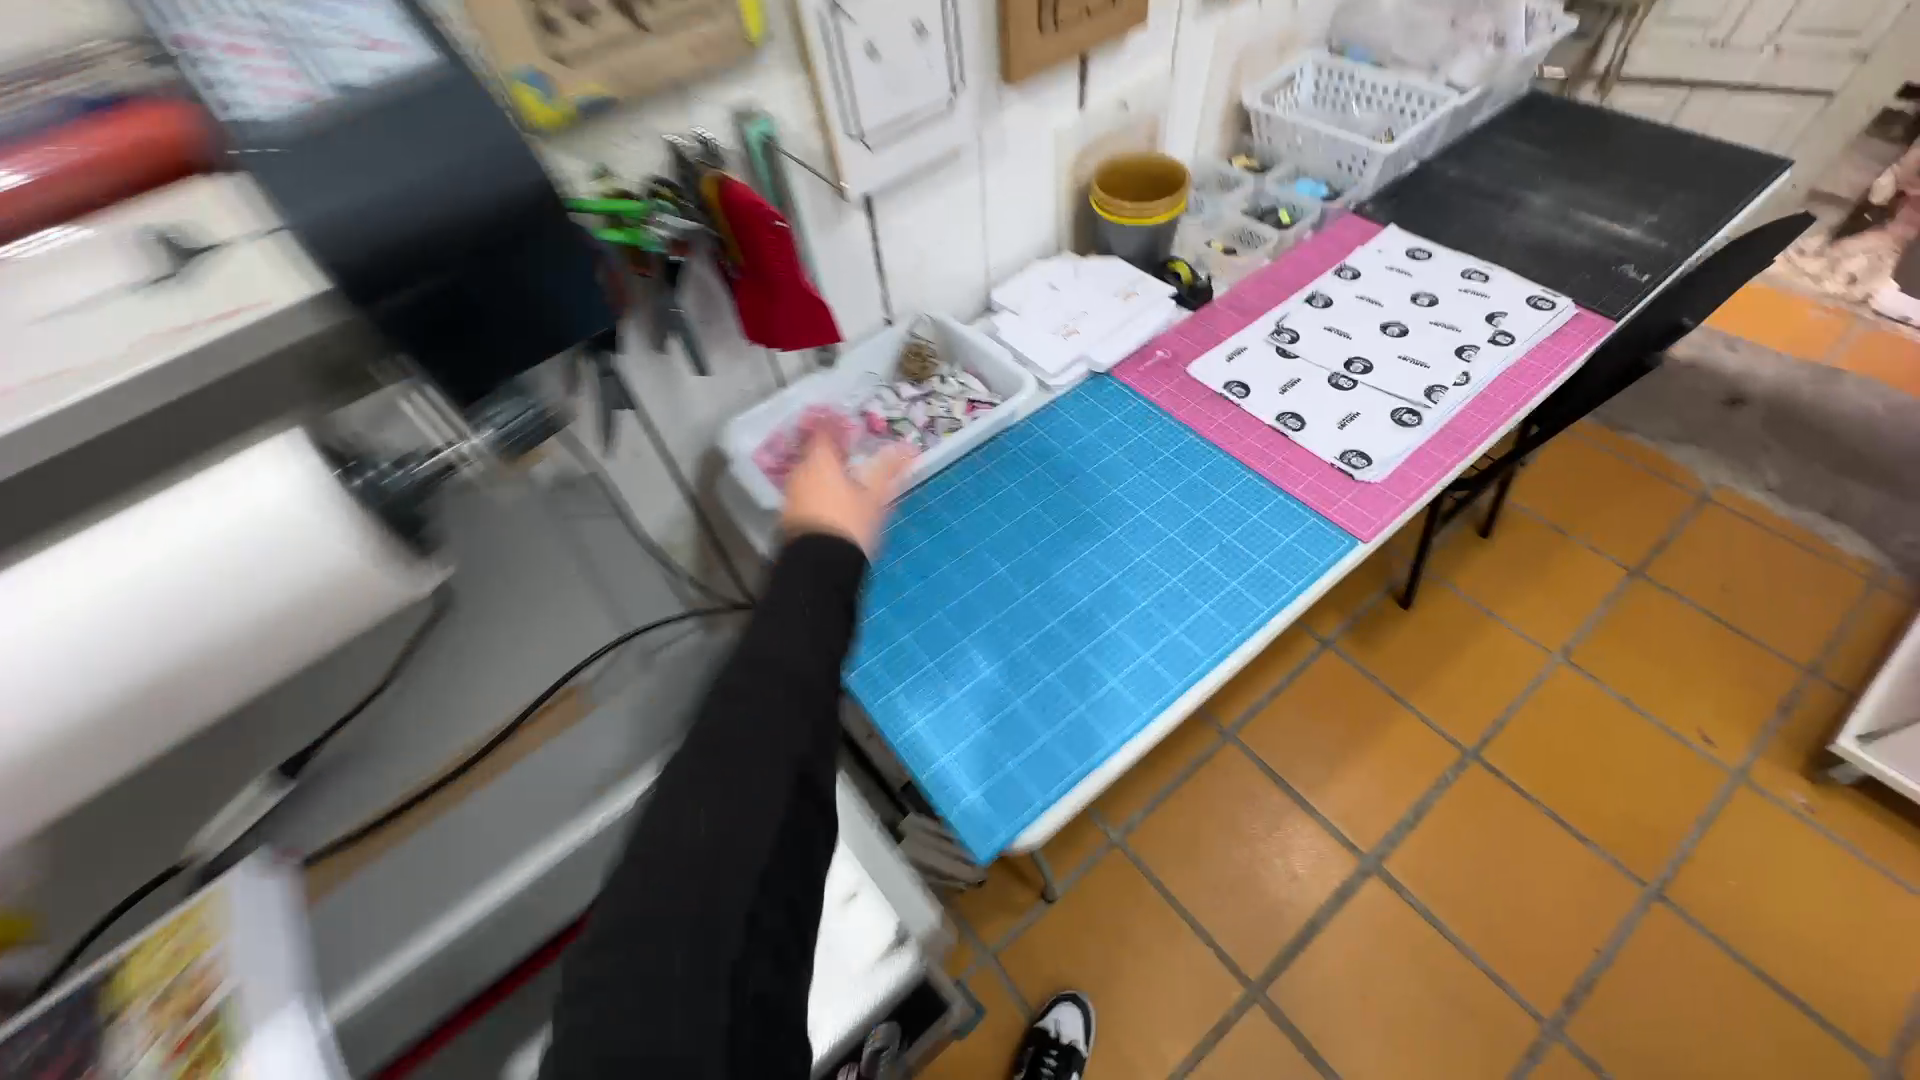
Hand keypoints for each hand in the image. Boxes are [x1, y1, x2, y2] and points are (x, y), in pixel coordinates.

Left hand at [780, 430, 913, 555]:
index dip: (836, 427)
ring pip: (809, 478)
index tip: (849, 428)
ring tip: (845, 489)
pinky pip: (804, 499)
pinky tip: (832, 511)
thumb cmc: (852, 524)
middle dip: (832, 457)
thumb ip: (890, 469)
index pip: (825, 431)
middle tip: (851, 461)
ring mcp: (791, 496)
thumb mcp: (877, 497)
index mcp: (821, 461)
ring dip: (824, 479)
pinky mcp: (788, 519)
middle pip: (815, 455)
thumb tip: (910, 447)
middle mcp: (800, 472)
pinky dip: (817, 499)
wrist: (820, 566)